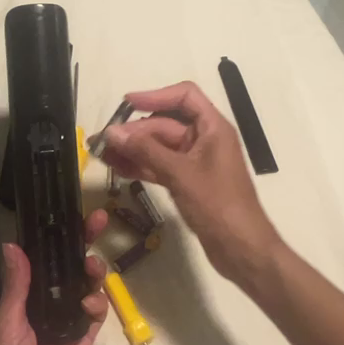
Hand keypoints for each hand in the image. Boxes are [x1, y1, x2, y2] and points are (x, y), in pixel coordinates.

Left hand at [0, 208, 110, 344]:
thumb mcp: (7, 329)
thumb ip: (16, 289)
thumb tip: (11, 245)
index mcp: (21, 301)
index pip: (40, 260)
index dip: (55, 237)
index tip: (70, 214)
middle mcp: (43, 307)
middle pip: (67, 268)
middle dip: (82, 243)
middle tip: (97, 221)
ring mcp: (65, 325)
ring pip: (84, 288)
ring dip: (92, 272)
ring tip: (94, 266)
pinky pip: (94, 318)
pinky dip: (98, 305)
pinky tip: (94, 302)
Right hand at [98, 82, 284, 289]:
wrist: (241, 248)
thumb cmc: (217, 204)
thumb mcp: (180, 173)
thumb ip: (145, 150)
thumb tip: (112, 132)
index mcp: (213, 127)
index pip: (185, 96)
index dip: (155, 96)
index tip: (127, 103)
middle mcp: (204, 139)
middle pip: (165, 123)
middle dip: (134, 130)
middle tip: (102, 140)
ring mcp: (196, 161)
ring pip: (159, 147)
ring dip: (133, 149)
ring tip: (102, 154)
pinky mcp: (188, 182)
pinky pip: (160, 166)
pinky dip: (141, 166)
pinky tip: (118, 168)